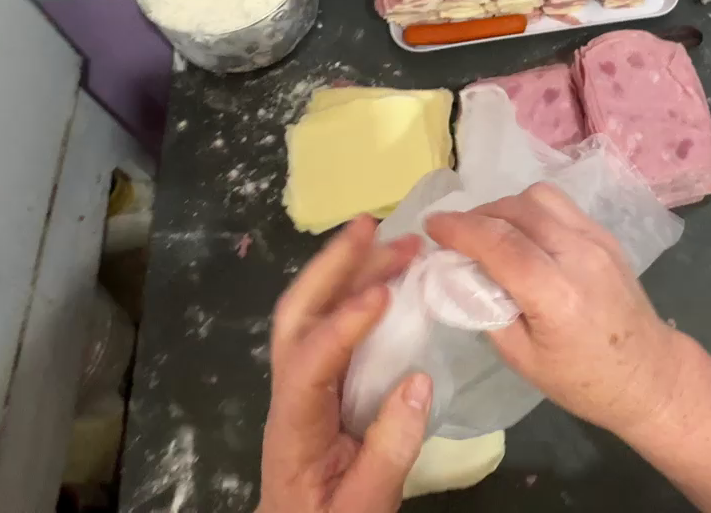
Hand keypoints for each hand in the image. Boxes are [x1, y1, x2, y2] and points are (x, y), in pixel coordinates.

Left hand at [258, 216, 431, 512]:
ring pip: (314, 310)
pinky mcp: (325, 379)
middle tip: (372, 225)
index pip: (307, 365)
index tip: (383, 295)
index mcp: (294, 428)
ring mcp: (305, 381)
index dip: (342, 326)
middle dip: (331, 265)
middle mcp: (291, 392)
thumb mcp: (363, 508)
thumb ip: (388, 453)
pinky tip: (391, 274)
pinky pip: (334, 321)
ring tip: (399, 240)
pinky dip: (359, 287)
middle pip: (296, 316)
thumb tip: (419, 381)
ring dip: (351, 268)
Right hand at [425, 183, 685, 435]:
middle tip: (455, 234)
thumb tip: (457, 275)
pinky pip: (559, 205)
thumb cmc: (582, 379)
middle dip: (478, 215)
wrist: (647, 372)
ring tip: (489, 232)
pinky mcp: (605, 233)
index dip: (460, 228)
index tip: (431, 225)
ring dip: (506, 208)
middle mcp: (578, 253)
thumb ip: (487, 310)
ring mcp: (596, 238)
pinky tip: (521, 235)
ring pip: (540, 196)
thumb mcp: (522, 359)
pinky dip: (531, 211)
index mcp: (557, 293)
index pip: (500, 243)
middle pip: (517, 209)